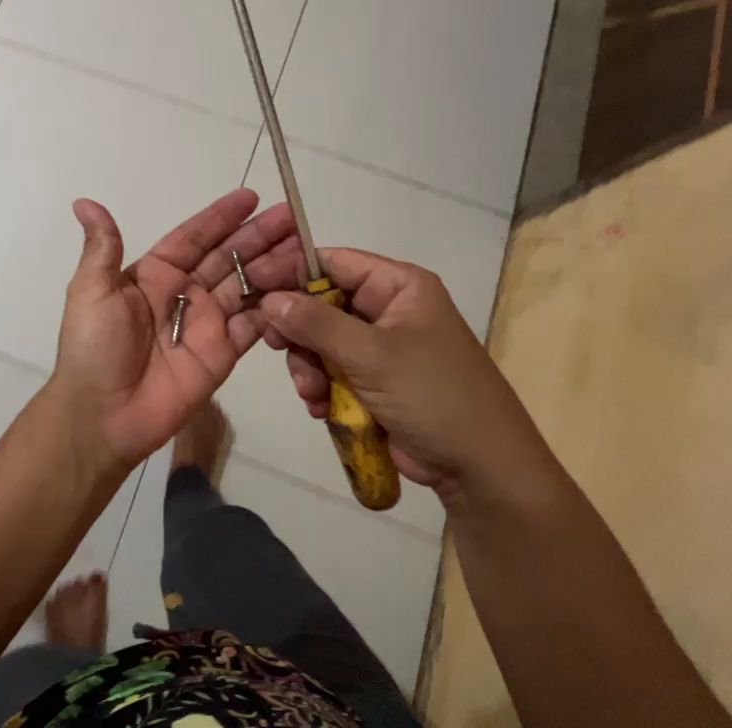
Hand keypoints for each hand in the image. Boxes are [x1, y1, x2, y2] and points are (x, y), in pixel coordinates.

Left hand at [49, 188, 305, 467]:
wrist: (104, 413)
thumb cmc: (94, 347)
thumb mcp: (91, 291)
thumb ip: (101, 247)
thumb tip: (82, 201)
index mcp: (153, 274)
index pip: (193, 237)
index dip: (221, 216)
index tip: (252, 196)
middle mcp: (183, 293)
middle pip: (227, 257)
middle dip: (259, 236)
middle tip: (293, 216)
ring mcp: (206, 324)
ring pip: (247, 286)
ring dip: (275, 266)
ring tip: (306, 247)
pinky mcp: (223, 354)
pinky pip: (254, 325)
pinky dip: (276, 308)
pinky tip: (301, 290)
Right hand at [259, 249, 553, 503]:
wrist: (480, 468)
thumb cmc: (434, 395)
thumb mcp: (372, 354)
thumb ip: (316, 323)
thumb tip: (268, 298)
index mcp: (399, 287)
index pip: (331, 262)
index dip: (290, 272)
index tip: (252, 288)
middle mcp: (388, 309)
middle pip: (320, 303)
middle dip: (298, 331)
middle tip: (277, 347)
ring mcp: (380, 347)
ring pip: (319, 342)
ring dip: (308, 367)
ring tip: (312, 393)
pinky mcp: (372, 382)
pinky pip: (329, 372)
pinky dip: (320, 388)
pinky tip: (321, 408)